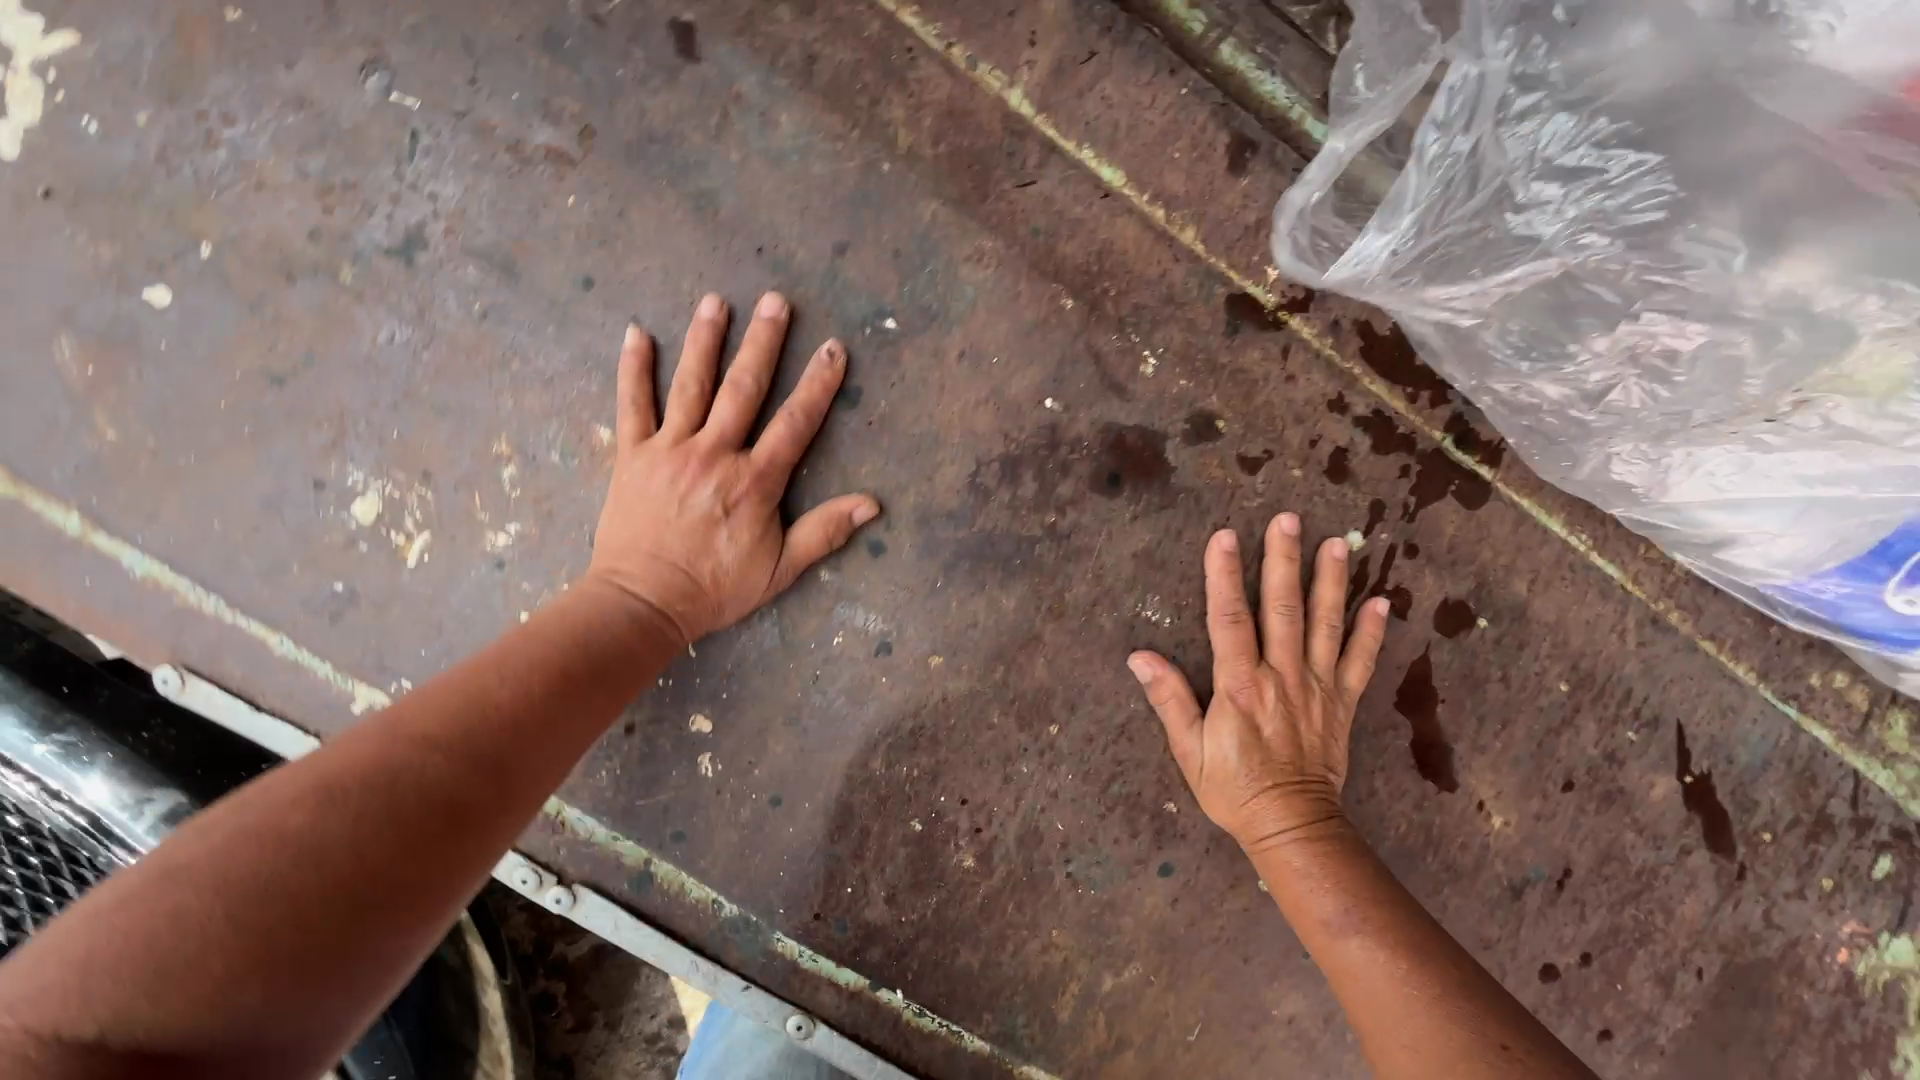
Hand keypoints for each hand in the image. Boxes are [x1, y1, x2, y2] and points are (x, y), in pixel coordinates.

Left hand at [586, 292, 879, 643]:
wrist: (643, 603)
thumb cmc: (716, 589)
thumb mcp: (781, 570)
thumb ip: (824, 532)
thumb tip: (872, 504)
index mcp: (755, 481)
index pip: (796, 423)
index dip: (819, 385)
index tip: (834, 349)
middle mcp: (715, 454)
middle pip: (744, 388)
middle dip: (763, 342)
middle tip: (775, 301)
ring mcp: (671, 450)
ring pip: (691, 385)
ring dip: (705, 340)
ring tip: (716, 301)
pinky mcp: (633, 455)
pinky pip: (632, 404)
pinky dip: (633, 369)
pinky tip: (636, 333)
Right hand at [1129, 513, 1388, 853]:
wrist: (1291, 825)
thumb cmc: (1232, 789)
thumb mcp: (1188, 750)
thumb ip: (1169, 699)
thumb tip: (1139, 657)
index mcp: (1240, 687)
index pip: (1230, 620)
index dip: (1225, 576)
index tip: (1224, 537)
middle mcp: (1281, 678)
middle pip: (1282, 609)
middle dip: (1282, 561)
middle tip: (1288, 519)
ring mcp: (1317, 688)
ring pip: (1325, 625)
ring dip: (1330, 582)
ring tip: (1337, 543)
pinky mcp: (1342, 703)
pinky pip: (1361, 662)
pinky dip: (1372, 631)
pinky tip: (1382, 601)